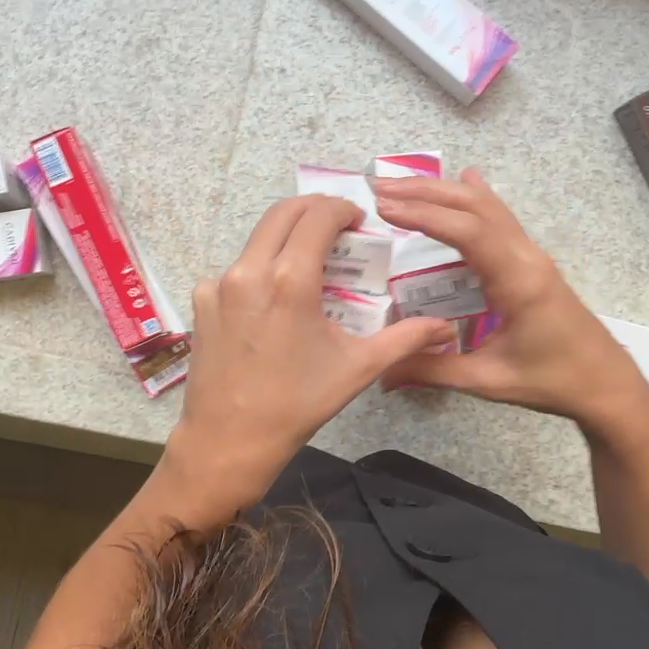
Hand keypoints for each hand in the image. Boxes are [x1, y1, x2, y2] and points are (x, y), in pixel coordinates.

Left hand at [167, 195, 456, 513]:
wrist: (228, 440)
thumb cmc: (297, 403)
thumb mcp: (358, 367)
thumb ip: (406, 338)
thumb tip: (446, 329)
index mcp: (291, 280)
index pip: (318, 216)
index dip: (342, 208)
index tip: (357, 219)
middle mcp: (249, 271)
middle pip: (282, 213)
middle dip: (313, 210)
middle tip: (336, 227)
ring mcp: (219, 285)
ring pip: (257, 241)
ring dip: (286, 240)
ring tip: (308, 267)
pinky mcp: (201, 302)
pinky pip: (234, 271)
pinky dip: (259, 273)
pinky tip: (272, 304)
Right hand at [371, 169, 648, 427]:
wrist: (606, 384)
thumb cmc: (551, 382)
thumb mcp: (488, 380)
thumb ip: (433, 370)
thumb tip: (382, 372)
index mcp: (518, 282)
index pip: (469, 233)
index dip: (425, 216)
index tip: (385, 208)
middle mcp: (527, 258)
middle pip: (476, 208)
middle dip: (426, 192)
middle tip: (380, 188)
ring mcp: (533, 257)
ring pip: (489, 208)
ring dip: (446, 192)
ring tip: (403, 186)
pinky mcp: (532, 263)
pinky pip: (501, 220)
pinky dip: (475, 200)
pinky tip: (466, 181)